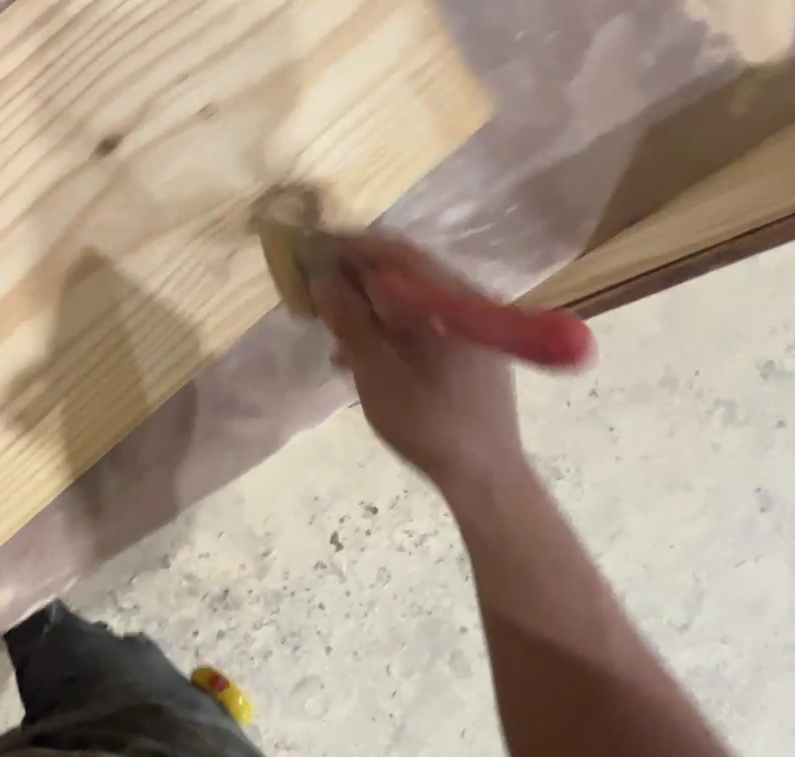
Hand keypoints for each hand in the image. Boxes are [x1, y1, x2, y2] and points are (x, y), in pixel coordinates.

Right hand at [311, 234, 527, 493]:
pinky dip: (388, 330)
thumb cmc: (428, 424)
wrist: (482, 471)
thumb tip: (322, 280)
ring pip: (411, 302)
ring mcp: (472, 326)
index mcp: (450, 301)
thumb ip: (350, 323)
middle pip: (405, 276)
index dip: (351, 248)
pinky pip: (422, 324)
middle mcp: (467, 302)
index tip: (312, 248)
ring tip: (332, 331)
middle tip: (315, 291)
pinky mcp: (470, 349)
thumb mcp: (377, 374)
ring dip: (368, 309)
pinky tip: (361, 356)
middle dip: (355, 280)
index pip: (397, 255)